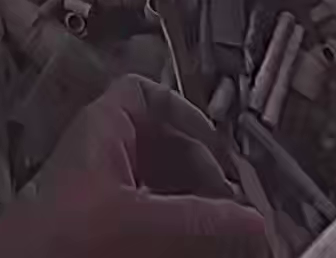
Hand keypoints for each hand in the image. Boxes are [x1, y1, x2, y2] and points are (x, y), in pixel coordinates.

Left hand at [0, 76, 267, 257]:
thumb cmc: (75, 240)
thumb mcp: (148, 226)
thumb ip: (210, 223)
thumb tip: (260, 226)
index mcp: (103, 129)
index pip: (144, 94)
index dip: (185, 113)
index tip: (224, 153)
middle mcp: (102, 154)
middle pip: (163, 146)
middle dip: (206, 177)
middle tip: (241, 219)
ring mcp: (102, 195)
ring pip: (161, 189)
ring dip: (200, 213)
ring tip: (233, 242)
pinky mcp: (103, 231)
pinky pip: (151, 222)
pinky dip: (181, 236)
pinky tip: (201, 249)